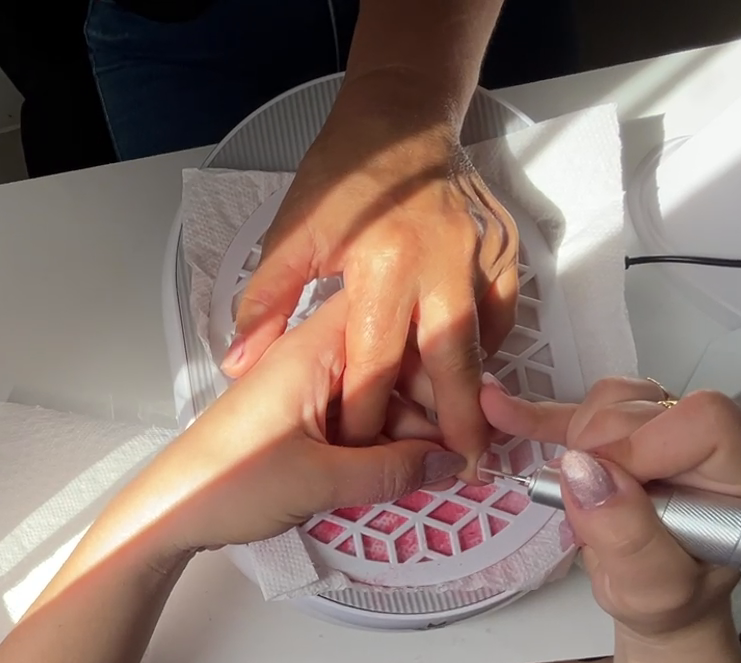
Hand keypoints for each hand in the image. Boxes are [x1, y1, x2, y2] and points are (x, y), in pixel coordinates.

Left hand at [112, 294, 465, 557]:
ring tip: (427, 476)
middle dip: (430, 411)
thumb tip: (451, 465)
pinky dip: (382, 439)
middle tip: (455, 463)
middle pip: (396, 363)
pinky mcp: (300, 413)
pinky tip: (396, 472)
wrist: (167, 508)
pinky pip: (357, 415)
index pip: (402, 333)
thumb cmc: (228, 482)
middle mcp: (314, 354)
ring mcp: (307, 383)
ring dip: (408, 431)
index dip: (442, 375)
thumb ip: (393, 471)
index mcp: (316, 348)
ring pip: (380, 393)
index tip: (471, 426)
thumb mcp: (319, 482)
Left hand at [224, 70, 517, 472]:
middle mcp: (442, 265)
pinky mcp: (503, 248)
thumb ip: (265, 303)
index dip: (368, 414)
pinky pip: (503, 313)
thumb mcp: (291, 235)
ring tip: (473, 436)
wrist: (400, 117)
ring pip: (485, 341)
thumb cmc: (341, 179)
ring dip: (476, 390)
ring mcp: (480, 255)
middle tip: (465, 467)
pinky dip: (488, 348)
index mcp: (384, 267)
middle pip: (451, 362)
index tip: (362, 451)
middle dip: (457, 420)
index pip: (376, 362)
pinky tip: (471, 375)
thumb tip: (237, 362)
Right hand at [482, 377, 740, 640]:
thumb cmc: (667, 600)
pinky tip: (502, 410)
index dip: (640, 450)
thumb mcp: (652, 587)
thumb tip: (582, 471)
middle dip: (600, 452)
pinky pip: (582, 405)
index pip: (701, 422)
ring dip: (577, 441)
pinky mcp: (629, 429)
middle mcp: (721, 438)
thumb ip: (626, 534)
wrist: (655, 598)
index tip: (605, 493)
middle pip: (648, 405)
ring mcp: (672, 428)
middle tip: (590, 502)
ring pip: (614, 399)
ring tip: (576, 488)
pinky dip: (538, 414)